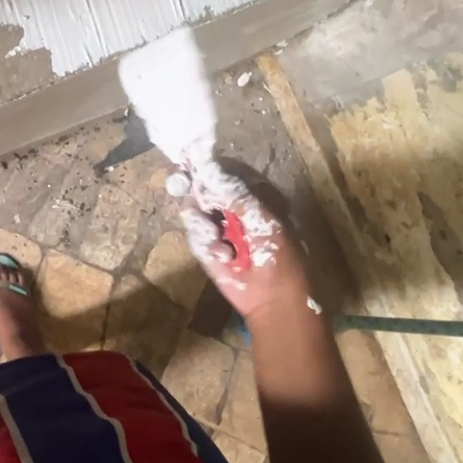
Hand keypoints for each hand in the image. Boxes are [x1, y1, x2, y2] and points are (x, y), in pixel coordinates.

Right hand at [176, 161, 312, 322]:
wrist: (274, 300)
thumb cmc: (280, 258)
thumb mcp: (265, 222)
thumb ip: (240, 197)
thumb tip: (213, 171)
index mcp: (253, 198)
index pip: (227, 174)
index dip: (211, 168)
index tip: (195, 161)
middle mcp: (232, 209)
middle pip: (205, 189)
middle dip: (196, 188)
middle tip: (182, 183)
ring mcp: (217, 228)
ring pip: (195, 210)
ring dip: (202, 221)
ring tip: (216, 235)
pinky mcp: (206, 248)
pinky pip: (194, 235)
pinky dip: (204, 241)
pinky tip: (222, 254)